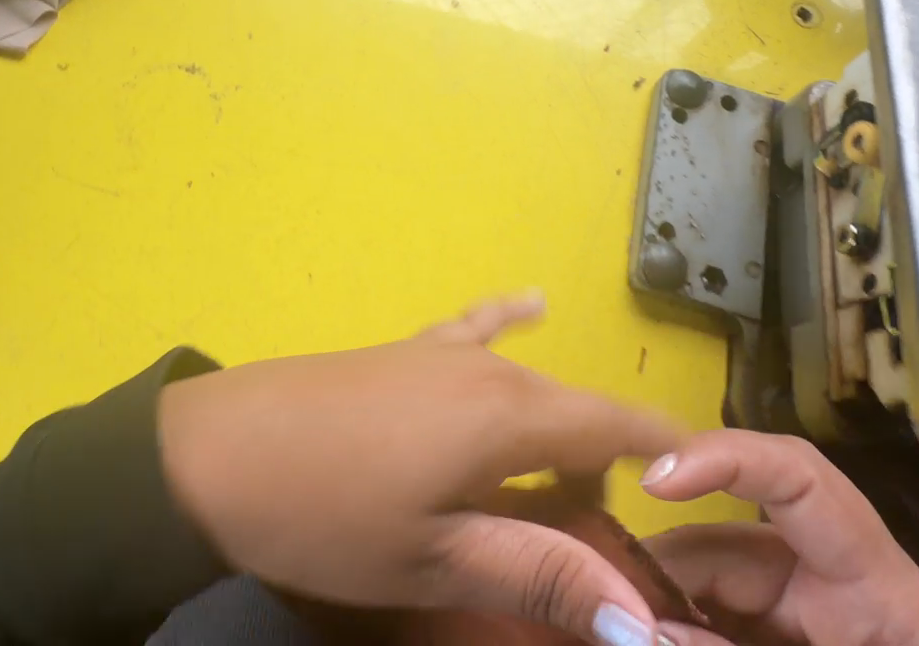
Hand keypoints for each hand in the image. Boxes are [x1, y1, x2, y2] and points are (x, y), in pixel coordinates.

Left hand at [158, 298, 682, 645]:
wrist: (216, 452)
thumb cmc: (329, 513)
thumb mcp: (434, 561)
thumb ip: (538, 575)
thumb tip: (639, 615)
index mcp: (509, 414)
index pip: (615, 426)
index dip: (666, 455)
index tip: (701, 490)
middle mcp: (488, 369)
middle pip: (573, 415)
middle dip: (598, 476)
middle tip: (580, 550)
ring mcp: (442, 353)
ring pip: (529, 391)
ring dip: (553, 439)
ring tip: (542, 497)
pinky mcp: (405, 353)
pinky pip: (473, 330)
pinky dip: (506, 321)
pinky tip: (530, 303)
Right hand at [638, 431, 918, 645]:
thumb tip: (648, 632)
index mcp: (880, 590)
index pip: (800, 480)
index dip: (726, 459)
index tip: (655, 484)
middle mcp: (830, 584)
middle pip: (723, 544)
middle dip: (659, 578)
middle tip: (606, 614)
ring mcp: (795, 616)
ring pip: (698, 586)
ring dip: (654, 611)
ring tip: (613, 628)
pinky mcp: (763, 637)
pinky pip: (702, 618)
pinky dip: (669, 628)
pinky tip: (636, 635)